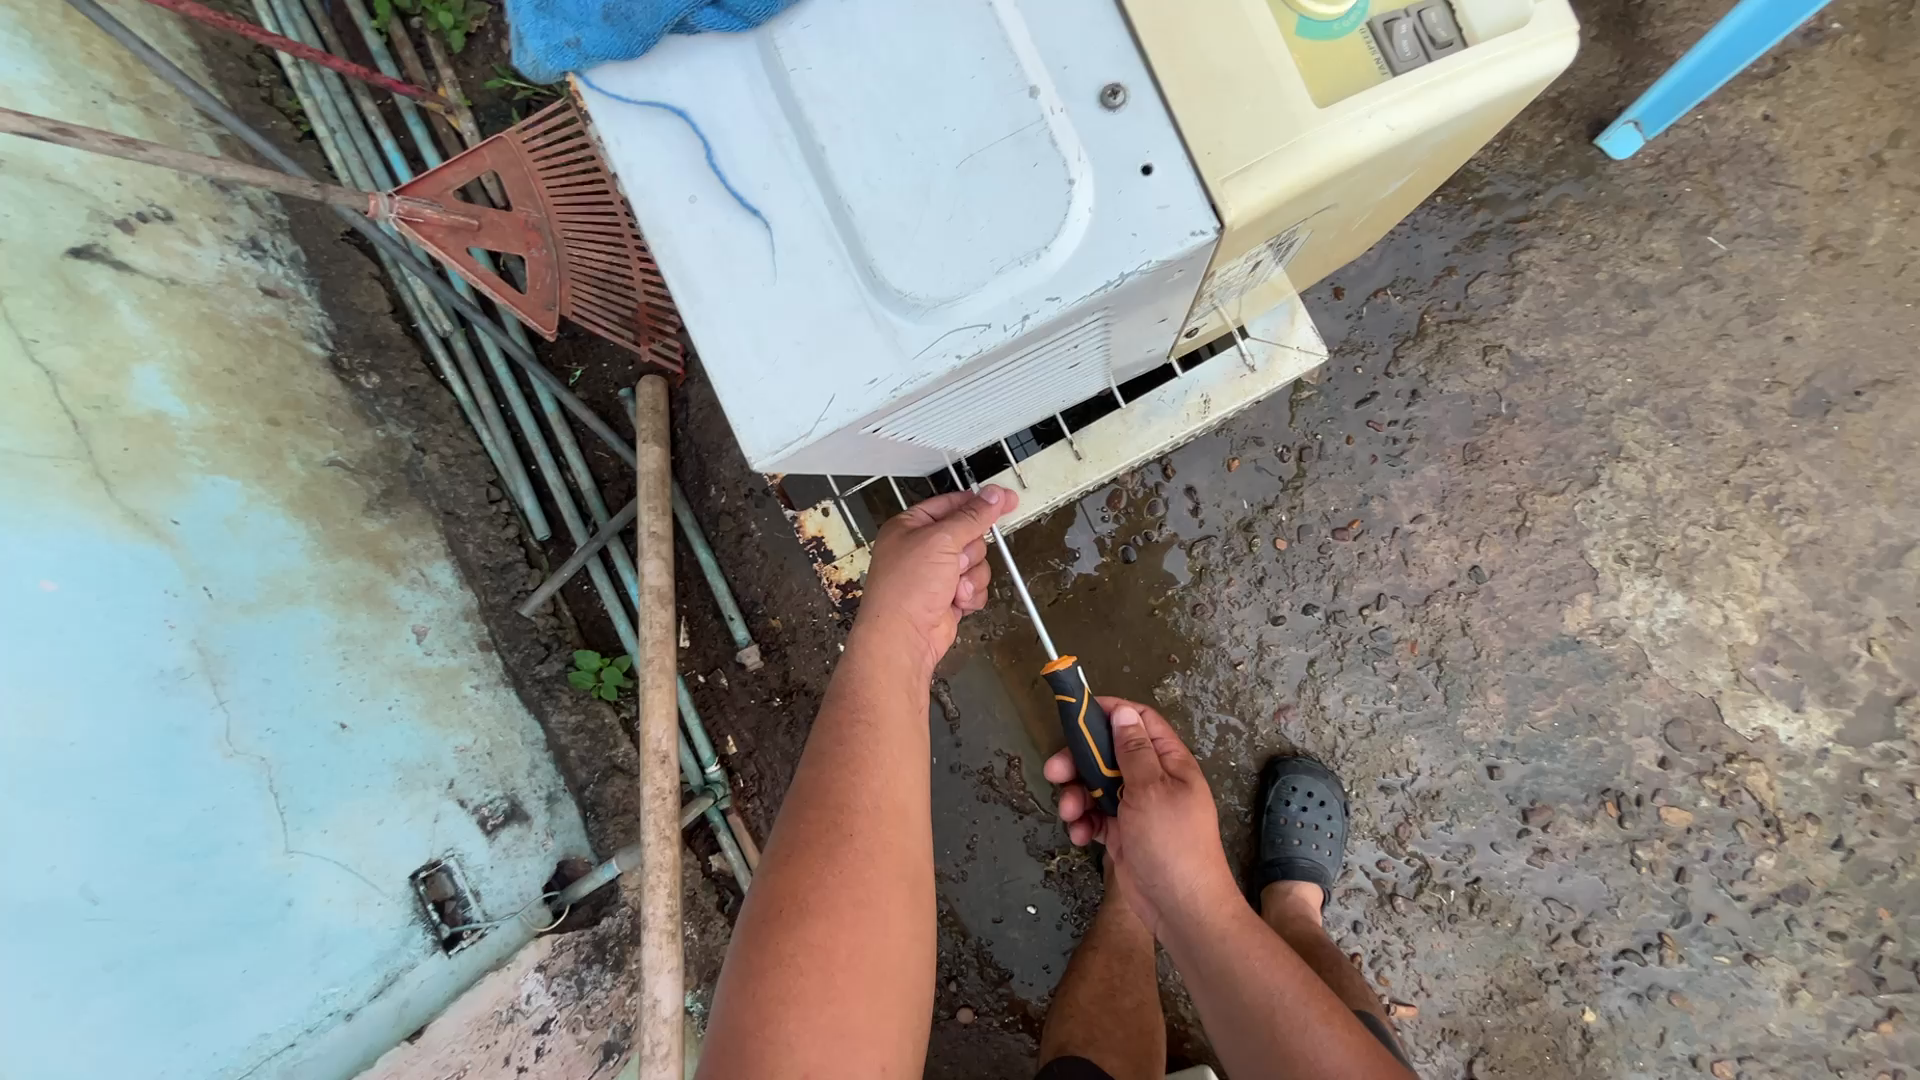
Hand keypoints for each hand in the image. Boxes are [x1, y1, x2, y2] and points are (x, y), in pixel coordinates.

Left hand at [852, 485, 1016, 673]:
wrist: (903, 638)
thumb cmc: (904, 590)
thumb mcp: (941, 541)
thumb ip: (972, 516)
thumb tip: (993, 496)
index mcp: (911, 526)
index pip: (952, 504)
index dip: (979, 502)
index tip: (1005, 499)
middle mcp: (922, 549)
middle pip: (970, 535)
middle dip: (969, 551)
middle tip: (957, 560)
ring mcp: (936, 574)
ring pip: (977, 563)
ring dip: (971, 576)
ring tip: (952, 585)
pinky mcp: (949, 596)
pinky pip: (976, 586)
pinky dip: (971, 595)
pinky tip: (955, 601)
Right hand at [1045, 698, 1238, 935]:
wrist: (1182, 910)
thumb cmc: (1172, 843)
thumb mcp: (1151, 790)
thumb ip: (1133, 751)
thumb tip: (1124, 713)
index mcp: (1169, 763)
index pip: (1140, 722)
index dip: (1111, 713)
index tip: (1078, 714)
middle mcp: (1153, 780)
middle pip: (1109, 754)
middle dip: (1080, 762)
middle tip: (1054, 770)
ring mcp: (1137, 808)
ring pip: (1096, 786)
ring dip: (1077, 796)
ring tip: (1068, 813)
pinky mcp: (1123, 833)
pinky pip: (1096, 816)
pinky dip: (1084, 822)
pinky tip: (1079, 835)